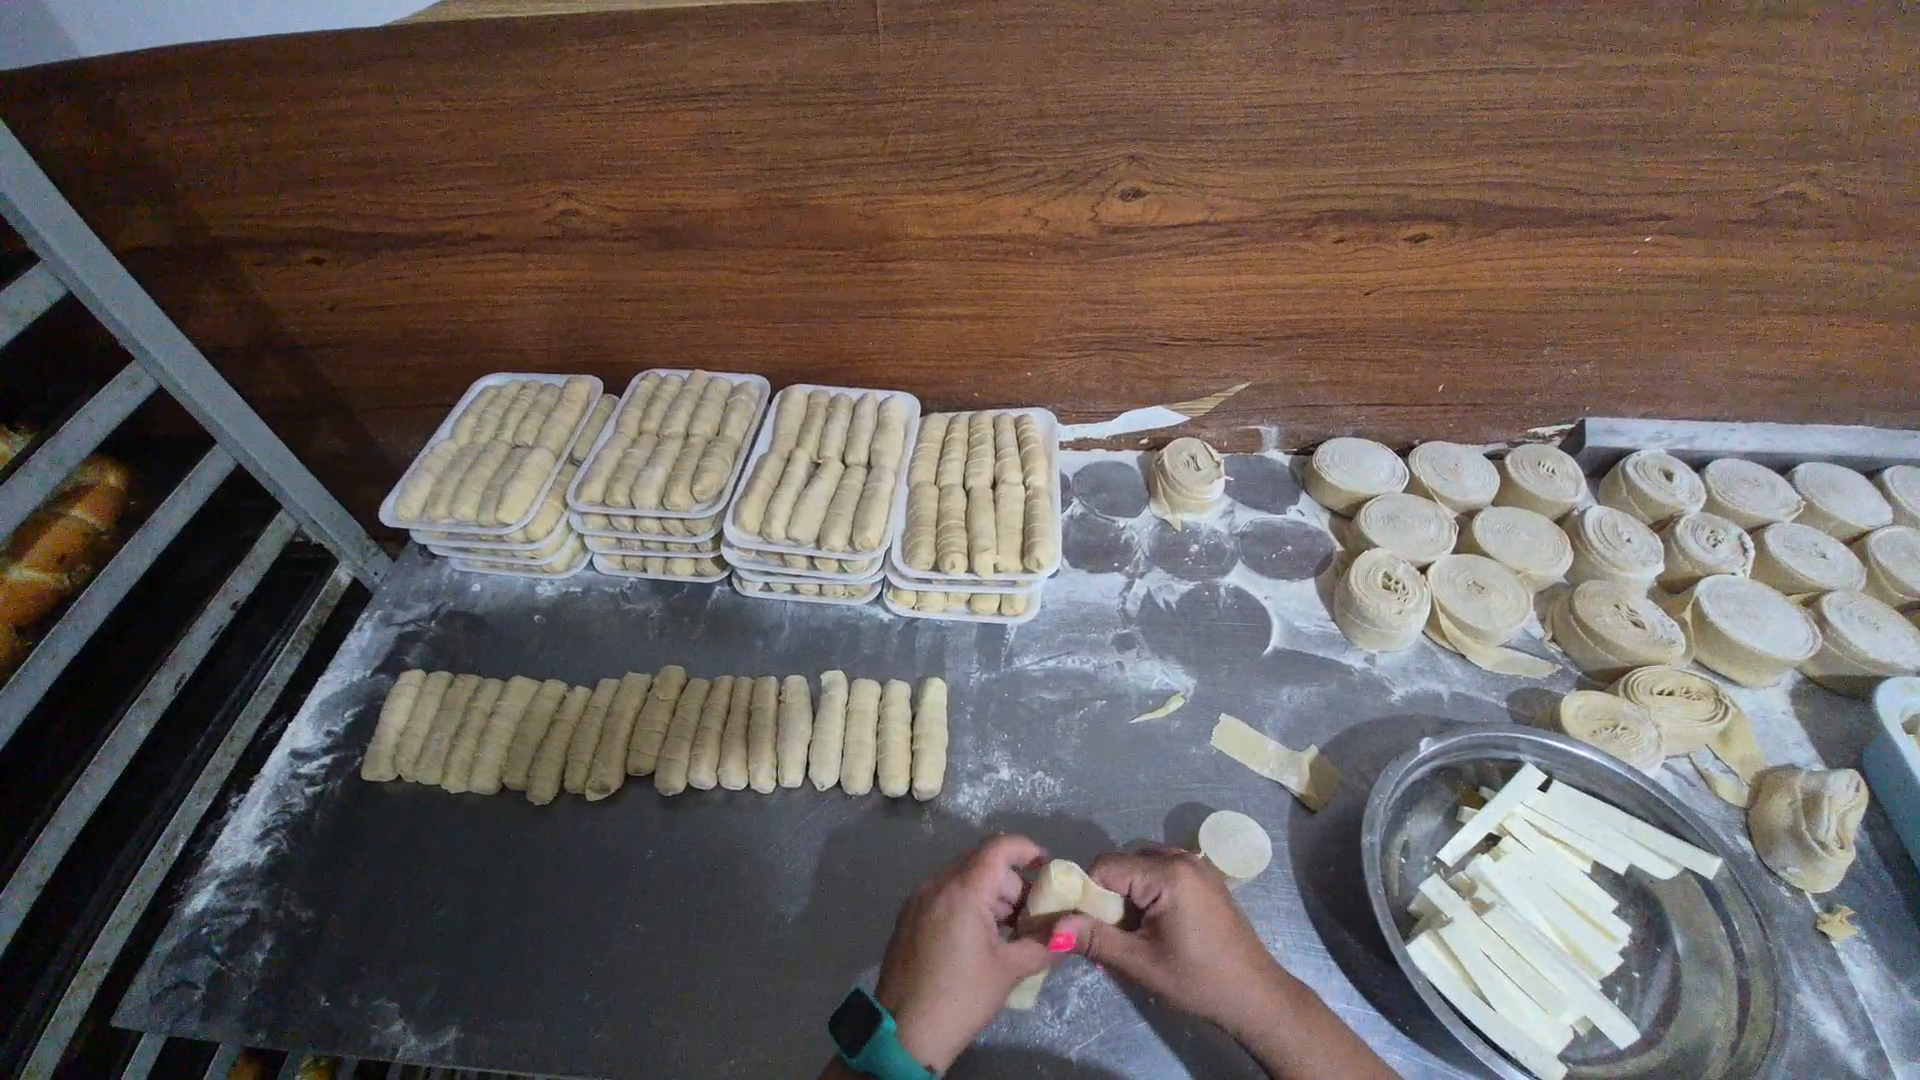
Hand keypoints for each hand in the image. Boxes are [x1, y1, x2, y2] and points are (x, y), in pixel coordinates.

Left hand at [871, 834, 1062, 1070]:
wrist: (904, 1034)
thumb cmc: (961, 997)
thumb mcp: (1008, 971)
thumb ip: (1043, 945)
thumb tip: (1069, 934)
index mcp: (963, 890)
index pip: (998, 847)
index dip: (1025, 848)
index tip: (1045, 865)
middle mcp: (937, 884)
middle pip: (982, 863)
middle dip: (1011, 882)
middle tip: (1031, 914)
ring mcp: (919, 898)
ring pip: (963, 878)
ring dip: (990, 894)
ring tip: (1009, 930)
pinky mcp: (908, 916)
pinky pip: (945, 893)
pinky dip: (967, 903)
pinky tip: (980, 936)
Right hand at [1061, 847, 1292, 1040]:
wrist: (1257, 998)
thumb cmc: (1199, 981)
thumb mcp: (1142, 963)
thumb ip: (1095, 939)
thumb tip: (1052, 927)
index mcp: (1167, 873)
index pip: (1106, 866)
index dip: (1087, 892)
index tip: (1085, 924)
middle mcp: (1181, 857)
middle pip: (1123, 863)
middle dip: (1108, 895)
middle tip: (1111, 934)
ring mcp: (1196, 864)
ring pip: (1141, 866)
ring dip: (1128, 893)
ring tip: (1132, 932)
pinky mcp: (1204, 876)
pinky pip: (1161, 871)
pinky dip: (1148, 891)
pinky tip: (1154, 924)